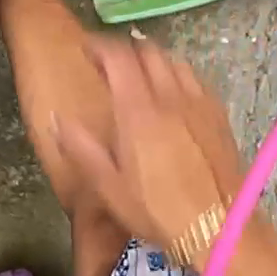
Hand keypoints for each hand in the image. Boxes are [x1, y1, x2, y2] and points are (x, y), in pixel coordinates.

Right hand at [54, 36, 246, 260]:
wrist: (220, 229)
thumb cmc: (157, 211)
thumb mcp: (108, 187)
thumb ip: (80, 147)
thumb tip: (57, 118)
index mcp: (138, 111)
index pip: (118, 57)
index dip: (99, 46)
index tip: (85, 49)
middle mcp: (169, 97)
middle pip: (147, 51)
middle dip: (124, 49)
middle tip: (107, 62)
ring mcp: (198, 104)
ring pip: (173, 60)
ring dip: (151, 58)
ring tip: (137, 71)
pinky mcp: (218, 115)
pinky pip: (194, 78)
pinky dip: (176, 73)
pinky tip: (170, 91)